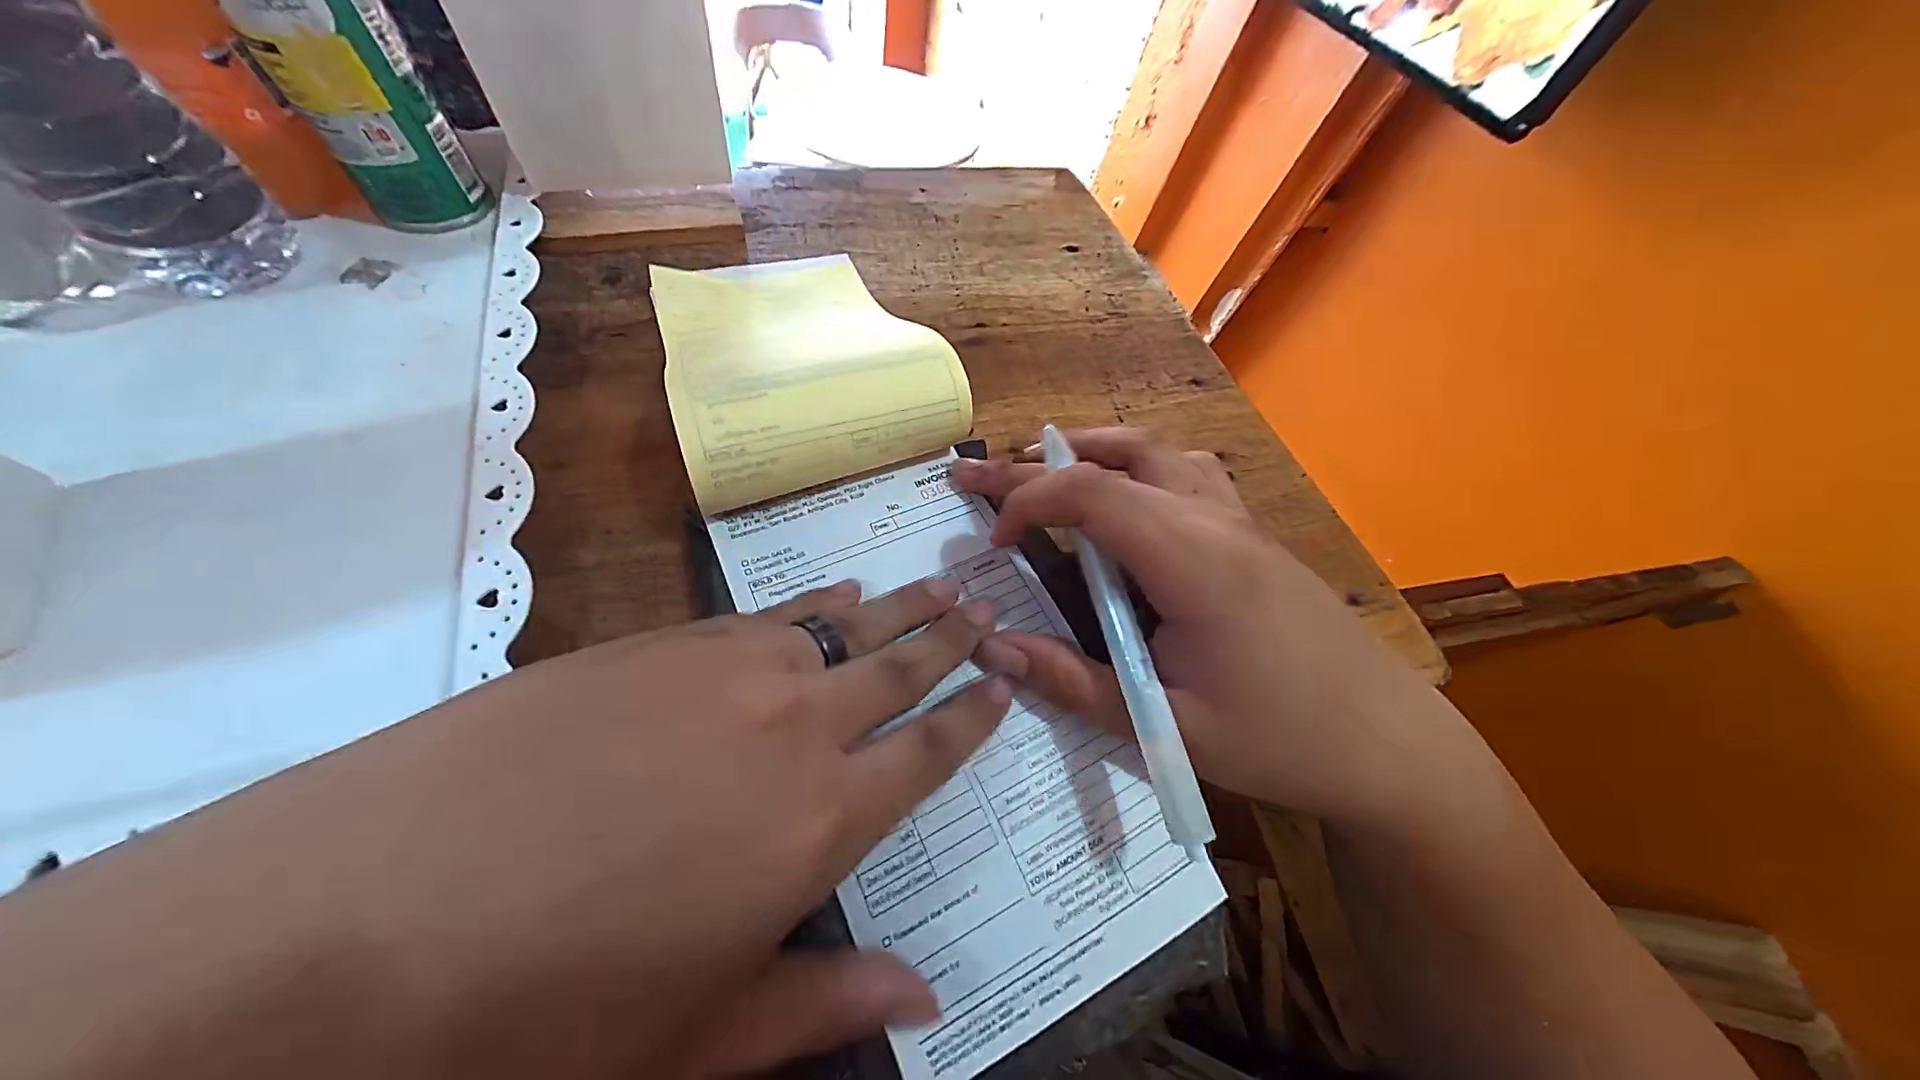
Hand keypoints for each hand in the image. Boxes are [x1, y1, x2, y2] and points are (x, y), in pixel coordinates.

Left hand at [0, 579, 1008, 1079]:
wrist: (346, 919)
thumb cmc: (536, 1010)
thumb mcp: (693, 1038)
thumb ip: (822, 1003)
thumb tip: (929, 997)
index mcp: (817, 827)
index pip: (928, 754)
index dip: (973, 718)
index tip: (1003, 683)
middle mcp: (792, 731)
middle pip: (897, 670)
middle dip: (949, 640)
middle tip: (983, 609)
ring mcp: (724, 674)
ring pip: (840, 628)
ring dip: (894, 610)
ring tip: (933, 588)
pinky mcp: (660, 643)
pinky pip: (766, 614)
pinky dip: (813, 604)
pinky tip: (834, 595)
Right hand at [952, 428, 1461, 826]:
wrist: (1390, 744)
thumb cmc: (1280, 741)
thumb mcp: (1167, 724)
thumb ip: (1074, 682)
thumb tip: (994, 648)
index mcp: (1194, 561)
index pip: (1092, 492)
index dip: (1028, 501)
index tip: (996, 542)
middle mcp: (1217, 521)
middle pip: (1116, 456)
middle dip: (1037, 462)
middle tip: (978, 473)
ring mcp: (1241, 522)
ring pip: (1157, 452)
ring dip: (1093, 452)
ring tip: (1045, 471)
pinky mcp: (1253, 536)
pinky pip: (1187, 473)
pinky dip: (1138, 468)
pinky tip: (1127, 503)